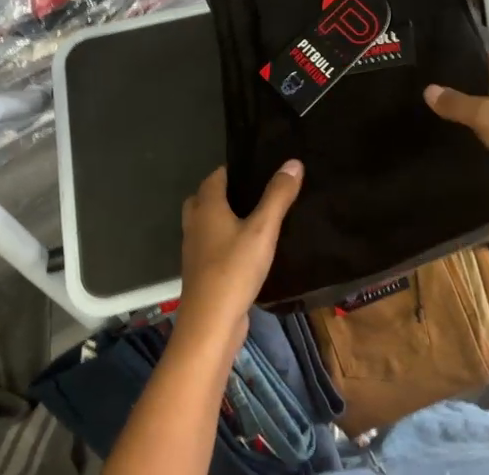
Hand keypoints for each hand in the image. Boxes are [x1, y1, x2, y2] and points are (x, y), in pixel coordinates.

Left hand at [177, 161, 302, 340]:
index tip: (260, 167)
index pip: (215, 176)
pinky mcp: (202, 273)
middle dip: (227, 192)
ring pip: (208, 224)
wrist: (210, 325)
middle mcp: (195, 225)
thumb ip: (278, 195)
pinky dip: (226, 241)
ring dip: (226, 218)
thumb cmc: (234, 269)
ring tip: (258, 218)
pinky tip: (250, 249)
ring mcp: (195, 251)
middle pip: (205, 199)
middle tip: (257, 192)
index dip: (235, 169)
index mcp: (206, 208)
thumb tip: (293, 162)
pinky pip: (213, 246)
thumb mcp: (263, 229)